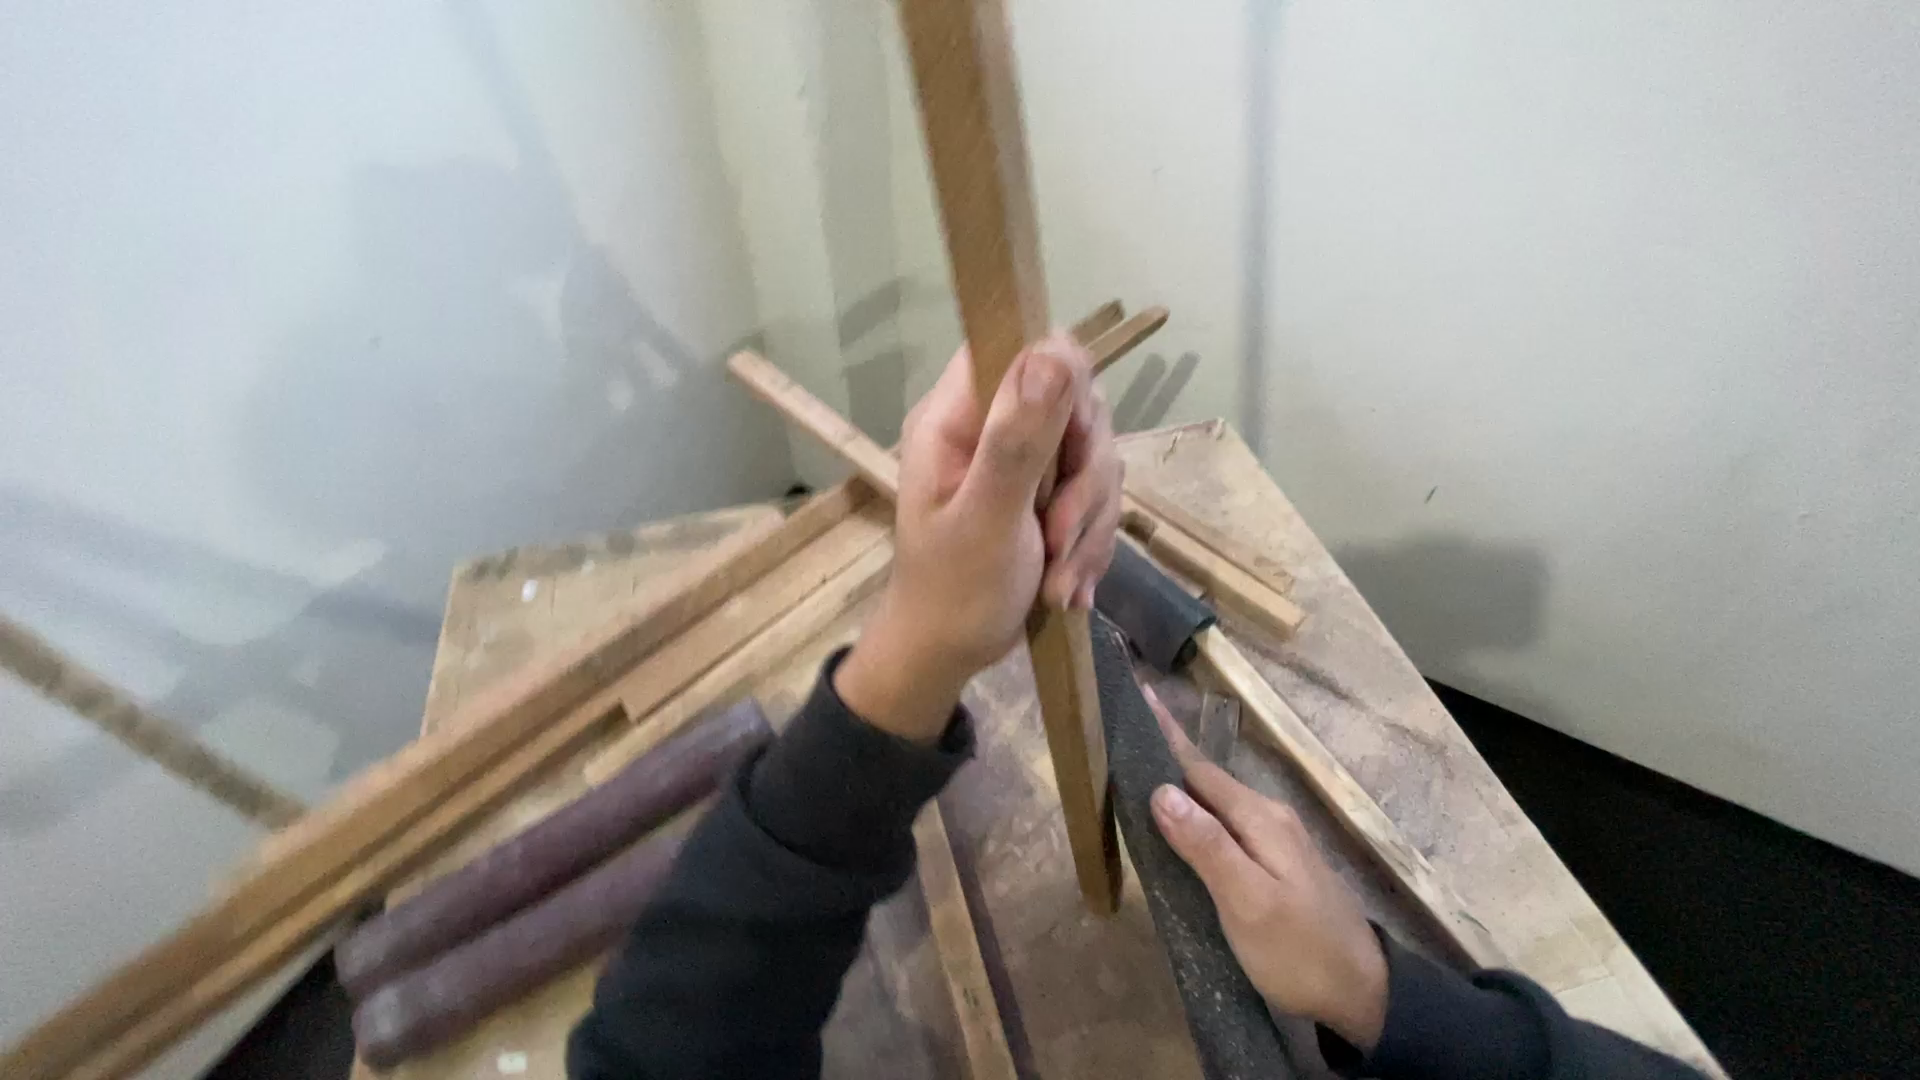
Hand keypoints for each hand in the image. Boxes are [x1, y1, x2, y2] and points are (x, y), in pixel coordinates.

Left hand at [835, 333, 1121, 740]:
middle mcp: (990, 427)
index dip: (1064, 384)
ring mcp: (1022, 462)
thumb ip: (1017, 440)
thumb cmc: (953, 592)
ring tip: (1059, 579)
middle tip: (1059, 537)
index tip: (1076, 443)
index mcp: (957, 419)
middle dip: (1085, 482)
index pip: (1021, 349)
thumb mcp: (987, 520)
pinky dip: (1090, 543)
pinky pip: (1097, 497)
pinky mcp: (1047, 494)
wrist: (950, 652)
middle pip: (1075, 406)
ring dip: (1089, 525)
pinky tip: (1067, 585)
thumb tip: (1055, 353)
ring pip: (1095, 458)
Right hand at [1142, 682, 1389, 1050]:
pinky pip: (1225, 824)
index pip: (1199, 766)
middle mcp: (1267, 816)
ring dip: (1180, 786)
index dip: (1165, 735)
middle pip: (1205, 779)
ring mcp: (1275, 840)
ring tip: (1139, 774)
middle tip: (1124, 737)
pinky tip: (1180, 824)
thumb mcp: (1248, 900)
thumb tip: (1160, 790)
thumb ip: (1206, 844)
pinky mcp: (1276, 862)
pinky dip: (1196, 814)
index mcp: (1258, 816)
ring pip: (1215, 802)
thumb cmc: (1299, 949)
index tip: (1138, 696)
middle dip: (1167, 755)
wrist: (1365, 996)